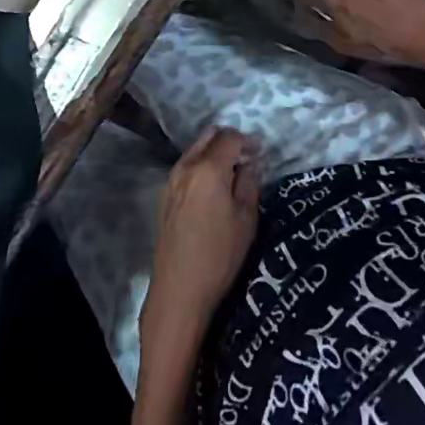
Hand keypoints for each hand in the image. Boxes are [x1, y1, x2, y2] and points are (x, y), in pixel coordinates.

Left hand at [142, 126, 261, 343]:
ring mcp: (171, 179)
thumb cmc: (220, 255)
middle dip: (228, 140)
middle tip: (246, 157)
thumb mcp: (246, 220)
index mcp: (208, 169)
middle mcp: (186, 166)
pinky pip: (185, 166)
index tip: (260, 152)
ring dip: (213, 152)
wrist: (179, 288)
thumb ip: (249, 183)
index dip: (247, 140)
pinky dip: (201, 165)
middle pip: (208, 137)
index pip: (229, 138)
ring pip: (195, 150)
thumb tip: (250, 162)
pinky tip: (212, 187)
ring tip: (231, 173)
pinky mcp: (164, 194)